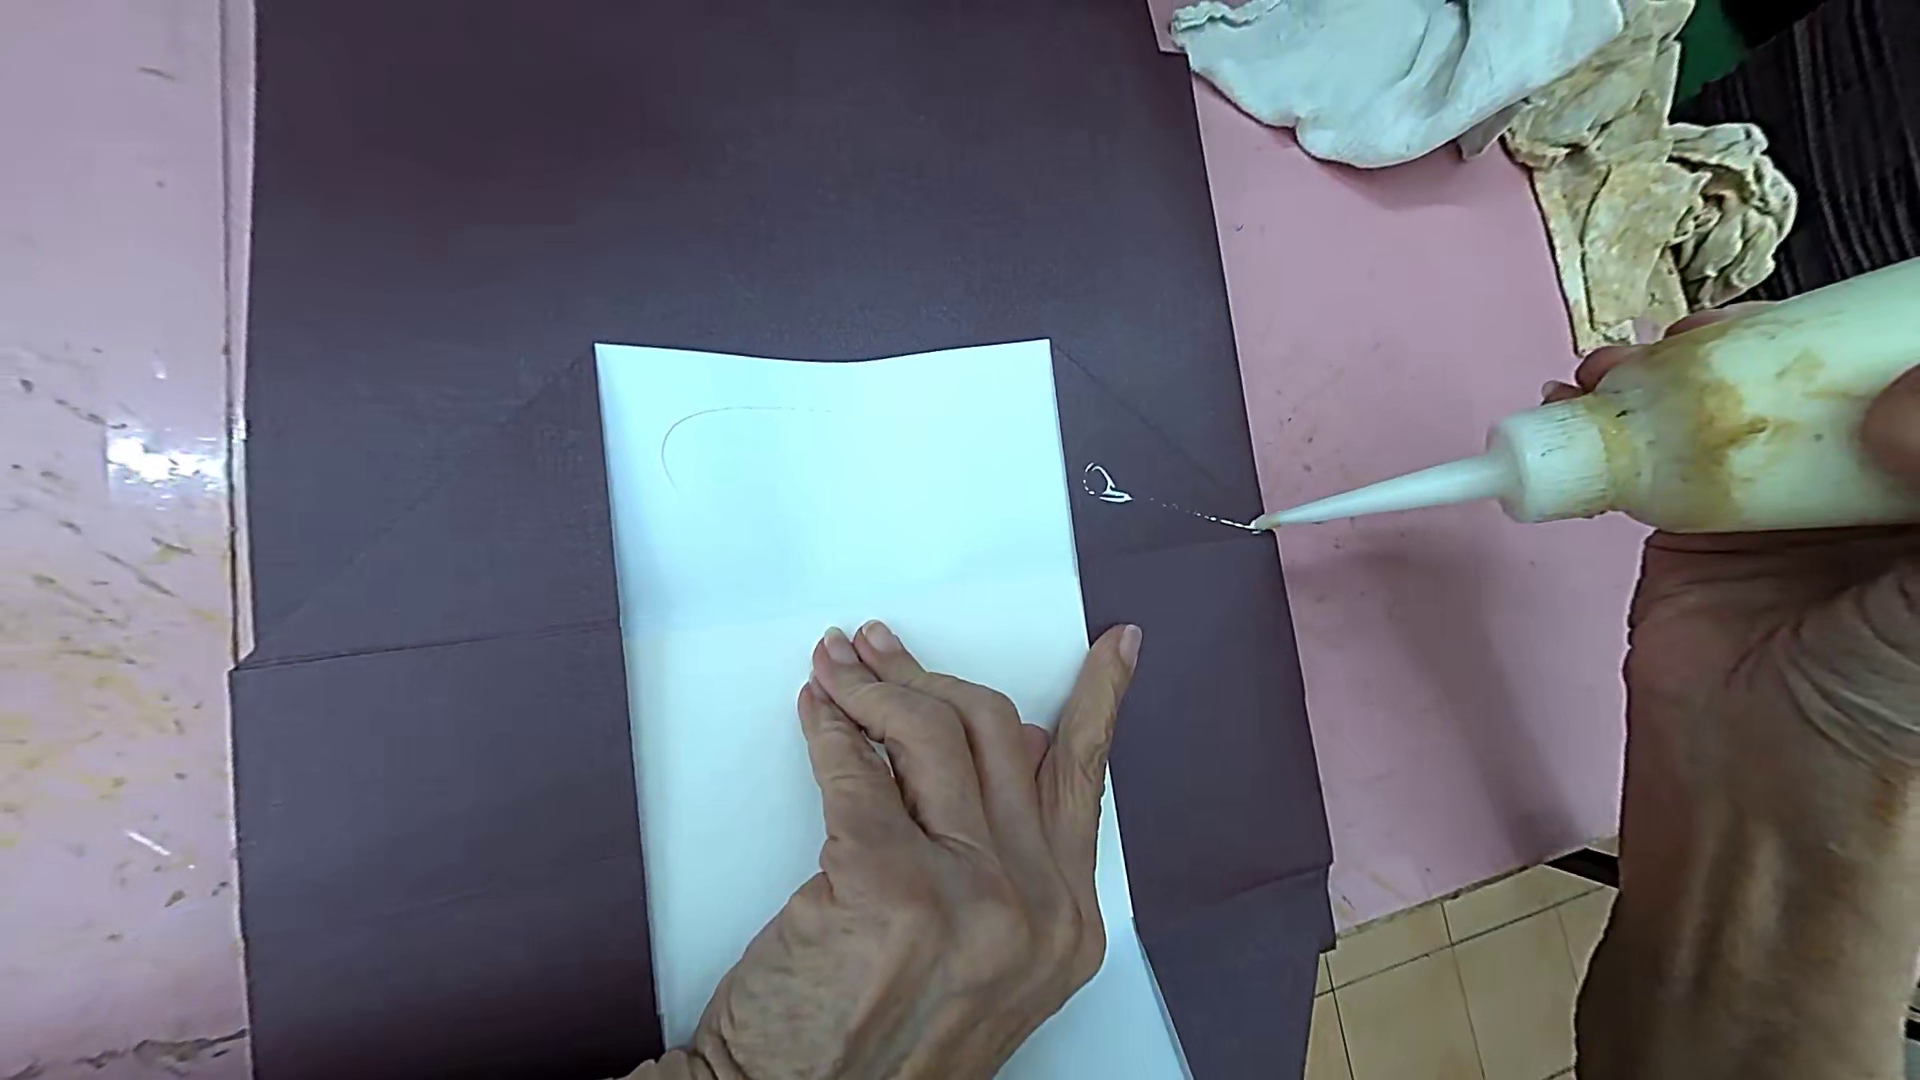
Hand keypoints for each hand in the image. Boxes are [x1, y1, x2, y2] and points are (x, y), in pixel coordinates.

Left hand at [657, 620, 1140, 1079]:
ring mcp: (969, 893)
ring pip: (930, 728)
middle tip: (880, 648)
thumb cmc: (889, 1025)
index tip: (1116, 646)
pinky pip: (859, 763)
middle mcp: (1036, 903)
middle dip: (930, 674)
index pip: (1084, 772)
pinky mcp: (889, 881)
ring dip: (876, 684)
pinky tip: (817, 708)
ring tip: (841, 664)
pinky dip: (831, 724)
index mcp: (1068, 917)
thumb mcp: (986, 945)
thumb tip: (1015, 738)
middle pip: (996, 726)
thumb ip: (1013, 841)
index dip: (1102, 696)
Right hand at [1550, 309, 1919, 1079]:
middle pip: (1824, 378)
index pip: (1914, 374)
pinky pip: (1652, 452)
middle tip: (1706, 331)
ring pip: (1729, 404)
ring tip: (1622, 363)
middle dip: (1766, 340)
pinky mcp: (1686, 520)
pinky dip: (1614, 420)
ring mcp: (1775, 495)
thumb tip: (1893, 393)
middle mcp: (1879, 475)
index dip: (1886, 327)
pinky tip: (1587, 399)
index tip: (1839, 309)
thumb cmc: (1896, 696)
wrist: (1761, 767)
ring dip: (1672, 372)